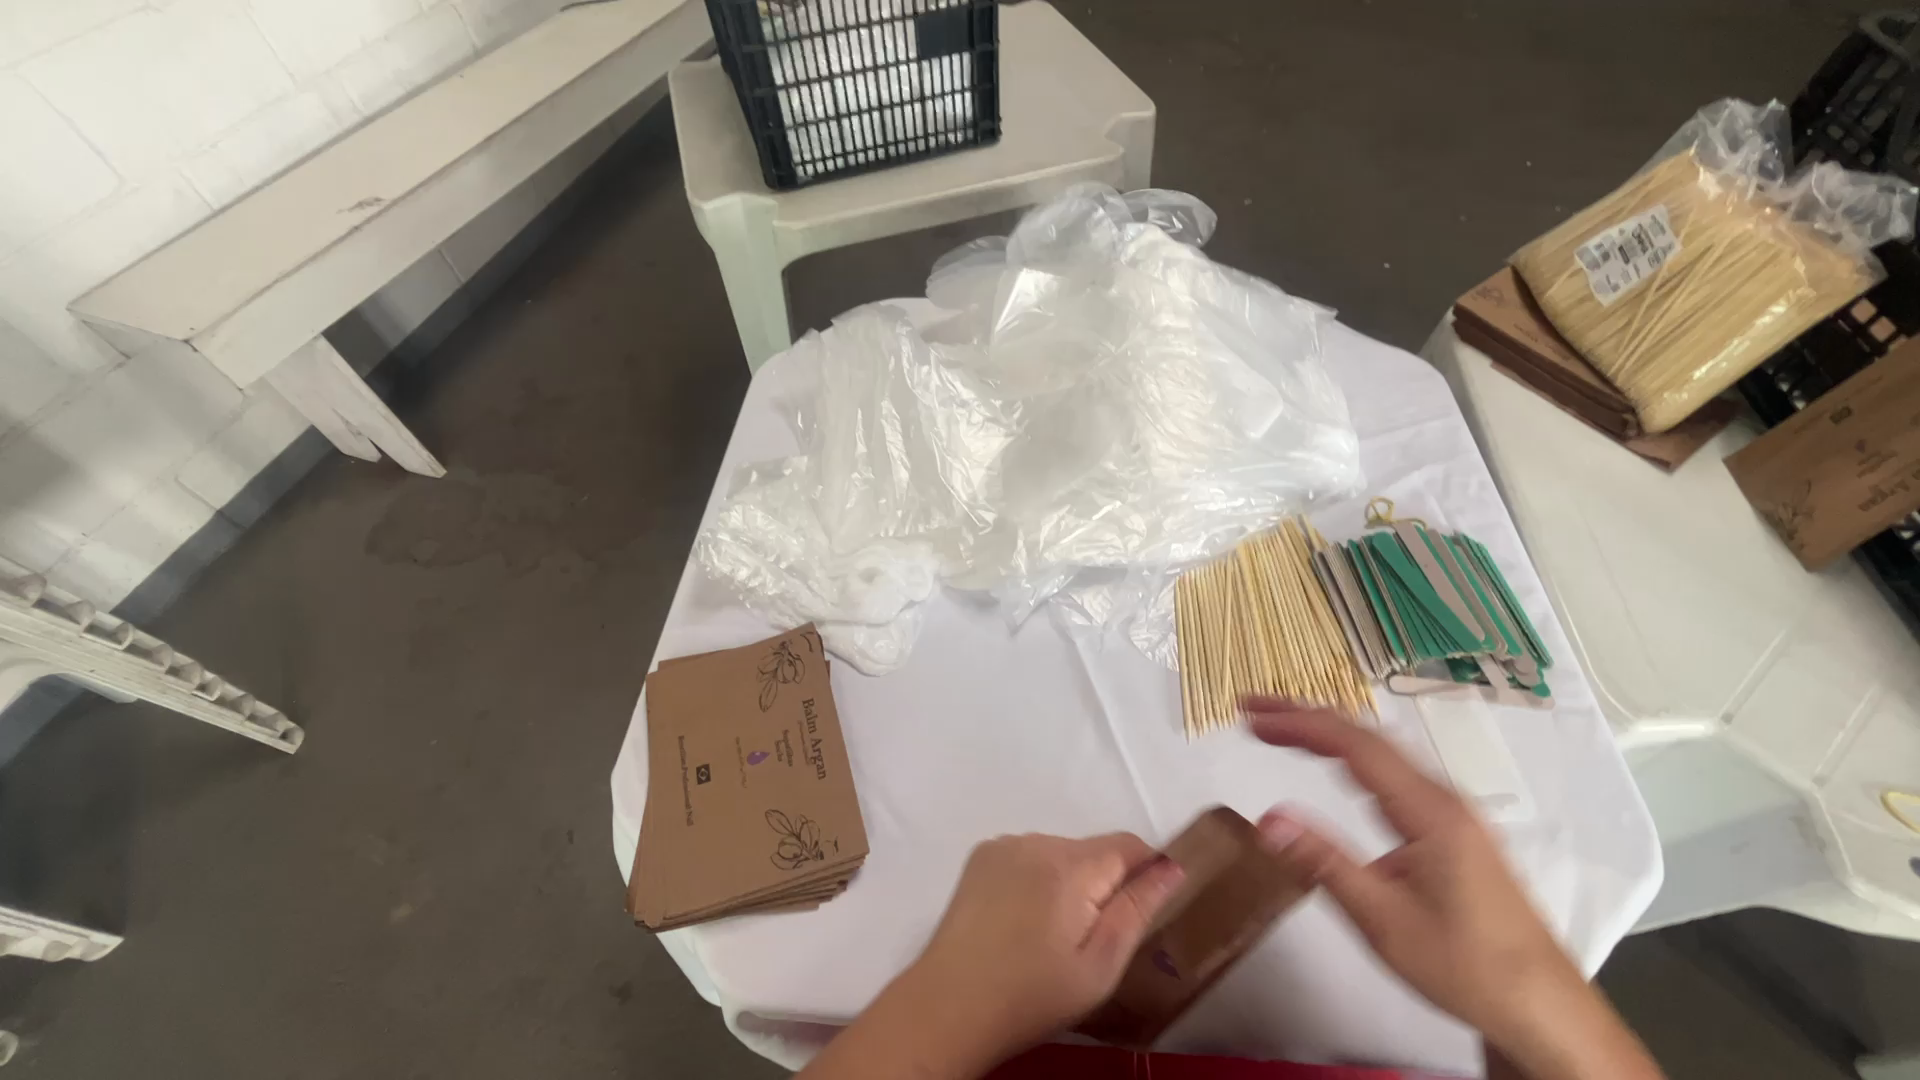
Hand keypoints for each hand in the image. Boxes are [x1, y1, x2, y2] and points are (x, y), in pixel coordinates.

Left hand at [911, 833, 1186, 1057]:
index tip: (1142, 909)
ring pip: (1059, 853)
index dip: (1146, 870)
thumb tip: (1171, 866)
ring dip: (1068, 881)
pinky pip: (1027, 856)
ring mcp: (1004, 845)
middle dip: (1102, 884)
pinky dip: (1036, 879)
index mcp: (1070, 865)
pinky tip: (1022, 921)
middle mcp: (1037, 840)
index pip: (1128, 844)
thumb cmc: (1034, 993)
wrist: (951, 1003)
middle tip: (1089, 939)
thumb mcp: (1100, 964)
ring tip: (1051, 935)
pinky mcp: (981, 856)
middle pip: (1091, 850)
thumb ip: (1137, 908)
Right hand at [1247, 698, 1663, 1079]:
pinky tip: (1336, 764)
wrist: (1547, 1011)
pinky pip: (1394, 772)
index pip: (1354, 746)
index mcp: (1430, 811)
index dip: (1298, 723)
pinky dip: (1352, 755)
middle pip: (1368, 737)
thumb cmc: (1467, 968)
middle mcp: (1443, 798)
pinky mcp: (1453, 829)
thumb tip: (1266, 817)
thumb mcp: (1384, 922)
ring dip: (1329, 732)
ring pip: (1383, 752)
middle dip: (1306, 716)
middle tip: (1253, 709)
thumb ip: (1324, 864)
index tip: (1250, 716)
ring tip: (1280, 726)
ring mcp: (1452, 812)